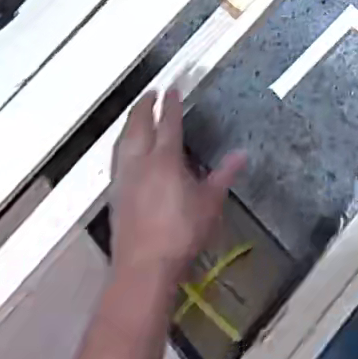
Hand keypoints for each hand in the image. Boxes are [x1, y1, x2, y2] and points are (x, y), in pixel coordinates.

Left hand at [109, 89, 245, 281]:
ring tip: (135, 115)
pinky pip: (117, 158)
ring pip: (124, 141)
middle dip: (144, 107)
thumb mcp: (210, 203)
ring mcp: (124, 179)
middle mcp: (140, 163)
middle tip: (150, 93)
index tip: (172, 89)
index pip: (168, 123)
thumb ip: (223, 175)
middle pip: (138, 126)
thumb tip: (241, 155)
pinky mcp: (115, 195)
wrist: (143, 268)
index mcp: (165, 159)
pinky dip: (123, 144)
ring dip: (130, 124)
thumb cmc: (181, 233)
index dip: (171, 105)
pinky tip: (126, 151)